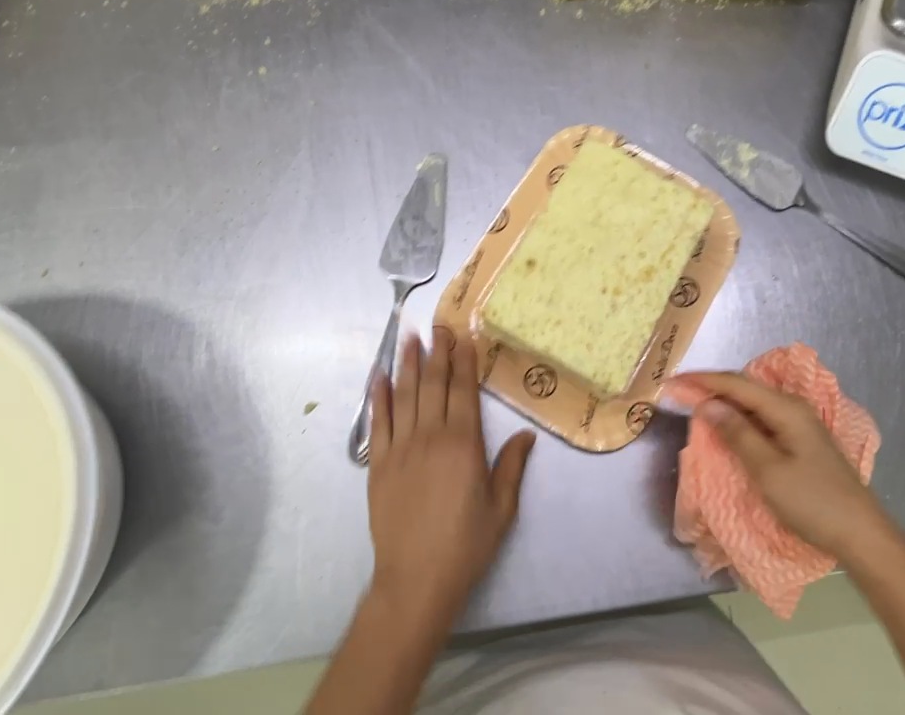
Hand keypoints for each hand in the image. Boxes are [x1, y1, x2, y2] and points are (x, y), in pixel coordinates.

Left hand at [366, 329, 536, 620]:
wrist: (416, 579)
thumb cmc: (466, 544)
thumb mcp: (501, 508)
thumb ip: (511, 467)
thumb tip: (526, 434)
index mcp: (464, 444)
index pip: (463, 391)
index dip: (463, 361)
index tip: (463, 336)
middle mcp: (431, 437)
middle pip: (434, 385)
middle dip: (438, 353)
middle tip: (438, 325)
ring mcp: (400, 448)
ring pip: (405, 395)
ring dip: (408, 364)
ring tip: (410, 337)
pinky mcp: (378, 464)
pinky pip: (378, 421)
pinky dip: (379, 396)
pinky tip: (380, 376)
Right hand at [670, 371, 895, 564]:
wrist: (860, 533)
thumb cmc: (812, 502)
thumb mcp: (768, 470)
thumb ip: (737, 434)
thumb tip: (708, 405)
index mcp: (786, 409)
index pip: (737, 384)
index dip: (703, 380)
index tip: (673, 381)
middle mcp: (794, 408)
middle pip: (746, 389)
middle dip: (712, 388)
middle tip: (679, 392)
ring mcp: (800, 425)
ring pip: (754, 404)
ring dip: (725, 403)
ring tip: (696, 406)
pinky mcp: (801, 442)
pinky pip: (763, 420)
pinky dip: (740, 419)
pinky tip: (727, 427)